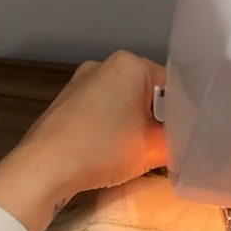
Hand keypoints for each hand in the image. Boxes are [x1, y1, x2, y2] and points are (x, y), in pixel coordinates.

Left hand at [0, 52, 166, 230]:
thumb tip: (185, 141)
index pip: (172, 87)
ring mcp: (80, 81)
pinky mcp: (65, 101)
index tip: (182, 140)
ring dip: (132, 124)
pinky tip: (107, 150)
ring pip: (122, 102)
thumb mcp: (153, 148)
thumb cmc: (104, 149)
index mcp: (130, 64)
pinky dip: (110, 127)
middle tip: (161, 148)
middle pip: (146, 93)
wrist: (45, 167)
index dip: (182, 116)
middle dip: (156, 119)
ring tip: (133, 152)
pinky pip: (100, 110)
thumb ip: (178, 141)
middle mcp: (104, 64)